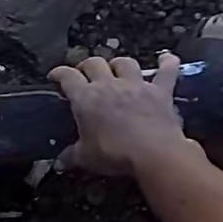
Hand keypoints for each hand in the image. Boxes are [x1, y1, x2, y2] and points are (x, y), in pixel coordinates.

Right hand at [48, 53, 192, 177]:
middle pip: (94, 63)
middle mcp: (109, 84)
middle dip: (87, 66)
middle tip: (85, 74)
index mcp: (85, 97)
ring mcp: (136, 85)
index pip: (67, 76)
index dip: (59, 73)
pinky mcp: (160, 91)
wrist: (153, 153)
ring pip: (125, 62)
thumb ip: (71, 156)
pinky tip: (167, 58)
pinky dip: (167, 63)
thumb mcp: (86, 157)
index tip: (55, 76)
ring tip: (116, 70)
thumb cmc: (113, 154)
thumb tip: (59, 163)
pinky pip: (166, 71)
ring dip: (118, 64)